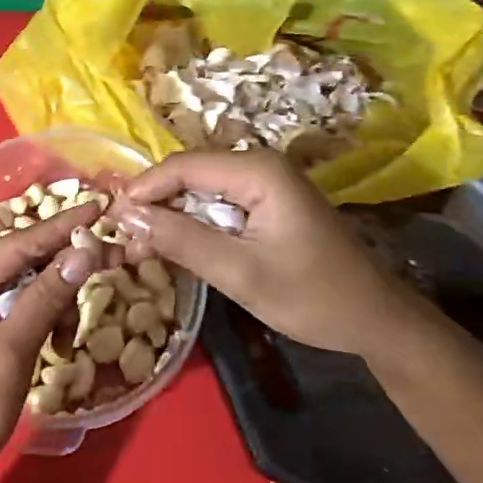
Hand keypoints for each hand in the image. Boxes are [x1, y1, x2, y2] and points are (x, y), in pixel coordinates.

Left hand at [0, 202, 99, 482]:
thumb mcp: (13, 349)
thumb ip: (48, 296)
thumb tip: (87, 249)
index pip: (19, 242)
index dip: (63, 224)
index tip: (101, 205)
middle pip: (27, 257)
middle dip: (68, 264)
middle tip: (114, 259)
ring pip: (32, 281)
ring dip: (59, 302)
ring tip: (68, 338)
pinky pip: (27, 304)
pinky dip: (49, 318)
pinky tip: (57, 345)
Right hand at [114, 149, 411, 354]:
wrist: (373, 317)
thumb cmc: (311, 296)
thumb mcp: (240, 272)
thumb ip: (182, 240)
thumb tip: (126, 214)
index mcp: (258, 170)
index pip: (183, 166)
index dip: (143, 189)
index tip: (109, 221)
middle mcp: (260, 165)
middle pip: (190, 174)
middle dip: (155, 204)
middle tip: (123, 241)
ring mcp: (266, 183)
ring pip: (201, 190)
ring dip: (171, 216)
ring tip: (141, 248)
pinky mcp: (267, 203)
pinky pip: (219, 204)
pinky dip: (194, 224)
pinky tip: (177, 248)